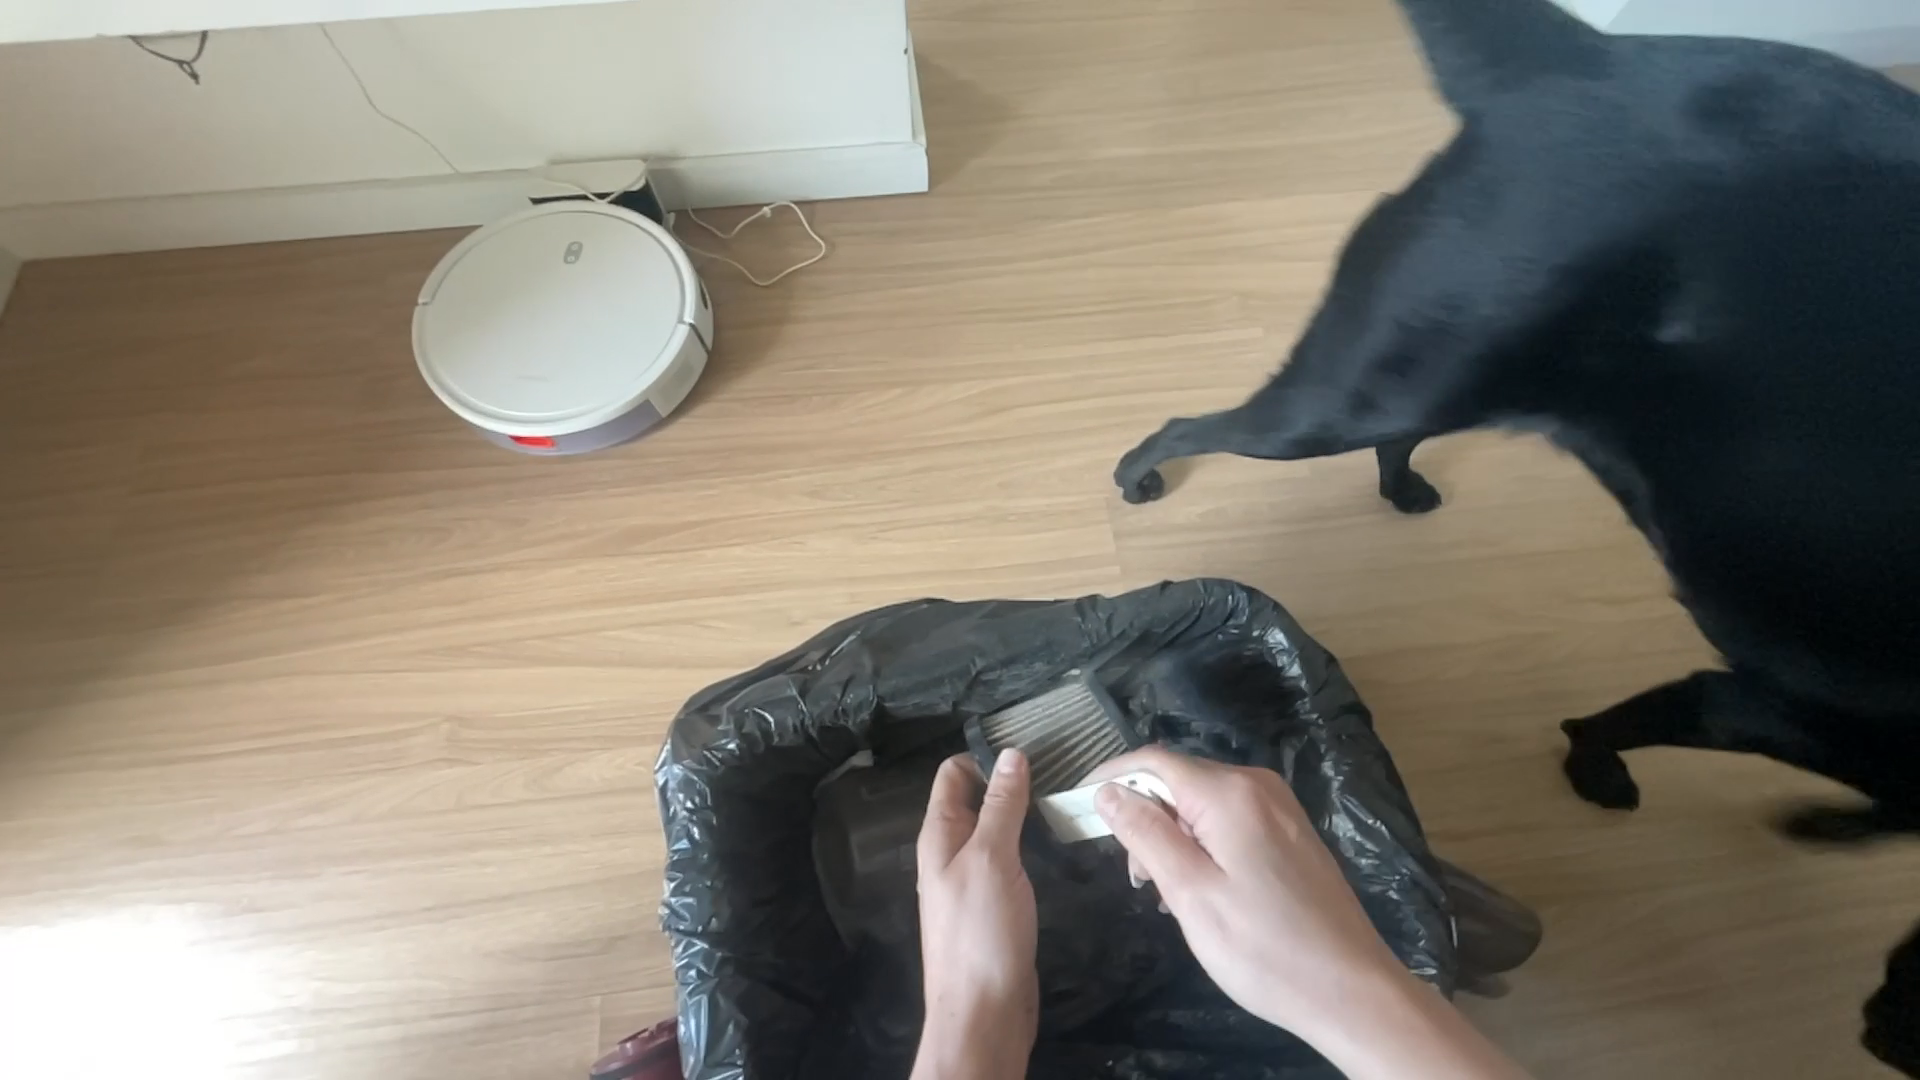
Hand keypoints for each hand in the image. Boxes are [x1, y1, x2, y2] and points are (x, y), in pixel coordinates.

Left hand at [911, 750, 1038, 1079]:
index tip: (1027, 751)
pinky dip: (1026, 842)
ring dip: (1020, 812)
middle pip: (975, 798)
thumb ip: (1002, 806)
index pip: (953, 774)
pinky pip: (1006, 857)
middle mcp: (951, 850)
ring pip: (994, 828)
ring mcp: (971, 877)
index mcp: (940, 834)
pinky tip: (1053, 841)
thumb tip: (1011, 753)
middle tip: (1055, 772)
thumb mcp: (992, 858)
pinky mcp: (993, 902)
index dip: (984, 757)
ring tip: (1061, 798)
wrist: (984, 1014)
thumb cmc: (981, 931)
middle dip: (1008, 781)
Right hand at [1087, 747, 1406, 1041]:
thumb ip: (1145, 834)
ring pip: (1202, 801)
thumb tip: (1107, 791)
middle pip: (1178, 780)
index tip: (1077, 803)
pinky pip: (1228, 817)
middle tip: (1132, 873)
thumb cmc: (1265, 948)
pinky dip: (1201, 840)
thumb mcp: (1190, 893)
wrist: (1357, 995)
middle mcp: (1256, 784)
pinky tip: (1199, 884)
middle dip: (1143, 814)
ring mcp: (1278, 806)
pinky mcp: (1290, 830)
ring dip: (1171, 833)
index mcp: (1230, 793)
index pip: (1153, 762)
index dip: (1111, 776)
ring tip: (1162, 889)